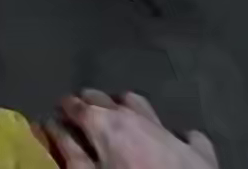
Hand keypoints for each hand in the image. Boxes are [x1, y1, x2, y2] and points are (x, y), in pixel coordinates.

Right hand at [43, 90, 217, 168]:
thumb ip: (68, 150)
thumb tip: (49, 124)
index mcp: (100, 121)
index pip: (71, 103)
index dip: (62, 110)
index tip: (58, 121)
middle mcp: (129, 114)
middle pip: (100, 96)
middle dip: (88, 104)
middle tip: (84, 122)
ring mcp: (165, 129)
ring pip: (138, 104)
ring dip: (126, 108)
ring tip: (121, 122)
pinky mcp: (198, 151)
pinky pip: (189, 135)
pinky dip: (178, 137)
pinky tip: (174, 146)